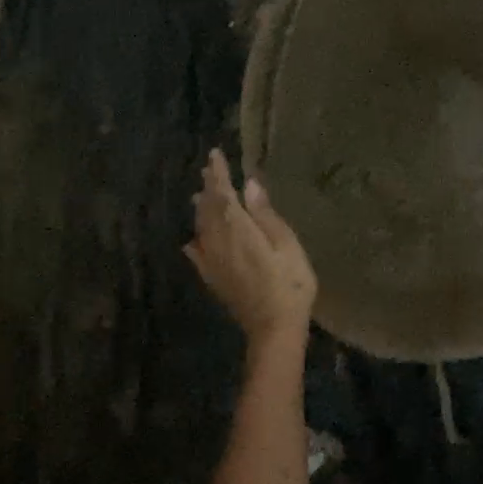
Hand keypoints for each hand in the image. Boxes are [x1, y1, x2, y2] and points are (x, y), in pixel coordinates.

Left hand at [185, 148, 316, 346]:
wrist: (273, 328)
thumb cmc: (290, 284)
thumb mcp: (287, 245)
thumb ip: (265, 214)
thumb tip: (249, 184)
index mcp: (238, 229)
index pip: (223, 194)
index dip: (218, 173)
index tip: (215, 155)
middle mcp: (218, 242)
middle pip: (208, 209)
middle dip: (208, 187)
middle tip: (207, 169)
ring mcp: (212, 262)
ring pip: (201, 228)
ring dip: (201, 209)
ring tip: (200, 195)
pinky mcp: (213, 279)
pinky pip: (197, 254)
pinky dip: (195, 241)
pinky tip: (193, 241)